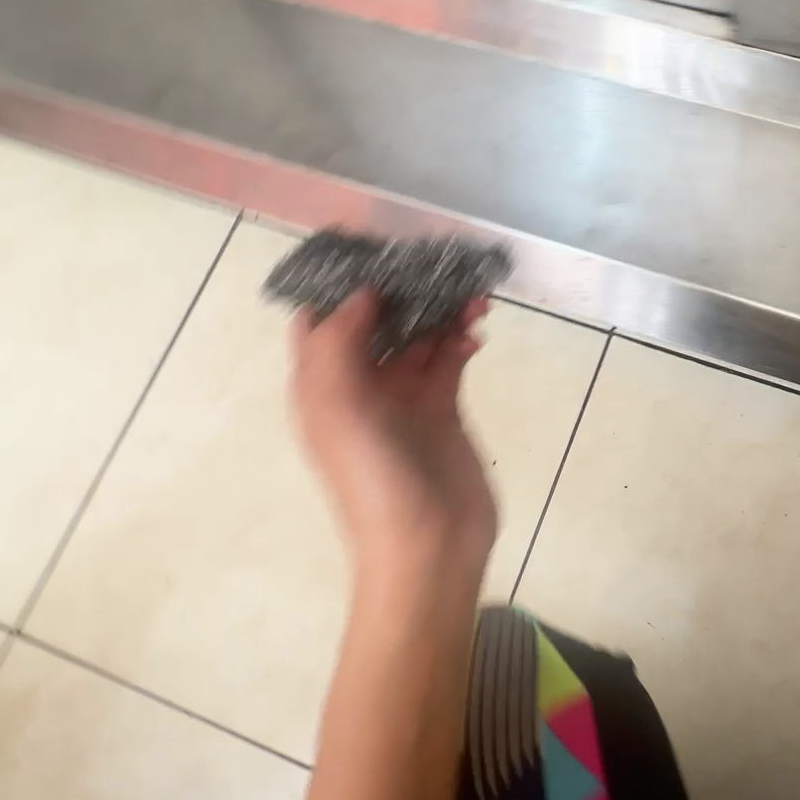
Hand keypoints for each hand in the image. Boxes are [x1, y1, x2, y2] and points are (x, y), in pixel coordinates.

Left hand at [290, 289, 497, 575]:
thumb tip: (362, 294)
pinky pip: (449, 359)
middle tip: (438, 266)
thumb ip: (338, 345)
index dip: (341, 287)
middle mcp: (359, 386)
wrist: (429, 547)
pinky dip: (461, 340)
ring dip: (441, 313)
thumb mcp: (339, 411)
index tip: (375, 253)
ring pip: (419, 337)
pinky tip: (477, 335)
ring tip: (474, 298)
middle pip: (377, 322)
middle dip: (404, 292)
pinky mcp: (442, 407)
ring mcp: (403, 397)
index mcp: (322, 386)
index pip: (321, 321)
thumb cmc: (375, 480)